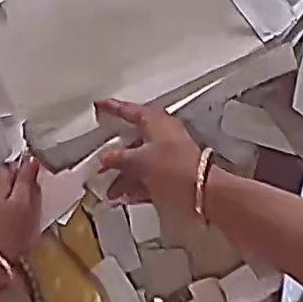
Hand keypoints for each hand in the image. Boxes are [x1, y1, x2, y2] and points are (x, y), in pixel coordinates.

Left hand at [0, 159, 43, 281]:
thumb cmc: (8, 235)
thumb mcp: (26, 206)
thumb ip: (28, 180)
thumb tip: (30, 159)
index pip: (14, 169)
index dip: (25, 186)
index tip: (30, 203)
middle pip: (0, 180)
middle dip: (11, 193)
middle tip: (20, 215)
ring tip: (7, 223)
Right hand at [96, 99, 203, 217]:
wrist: (203, 192)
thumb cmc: (173, 167)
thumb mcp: (138, 161)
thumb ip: (119, 158)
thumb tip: (106, 158)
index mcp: (155, 122)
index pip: (129, 110)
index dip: (112, 108)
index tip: (100, 105)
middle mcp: (163, 133)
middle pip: (133, 140)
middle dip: (116, 156)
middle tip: (102, 163)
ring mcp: (170, 153)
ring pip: (141, 160)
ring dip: (124, 176)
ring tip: (111, 191)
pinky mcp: (175, 171)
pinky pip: (150, 174)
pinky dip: (136, 184)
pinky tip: (125, 196)